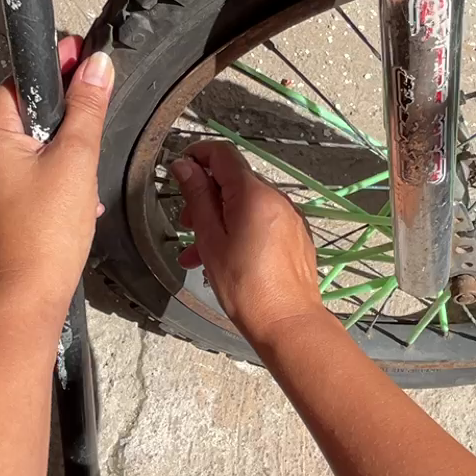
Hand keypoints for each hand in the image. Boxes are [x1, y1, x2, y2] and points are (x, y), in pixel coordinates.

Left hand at [0, 37, 112, 309]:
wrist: (32, 289)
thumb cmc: (47, 228)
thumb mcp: (76, 158)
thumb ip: (87, 109)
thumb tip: (97, 65)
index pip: (22, 83)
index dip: (55, 68)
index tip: (83, 53)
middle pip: (29, 114)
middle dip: (66, 115)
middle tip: (97, 108)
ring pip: (36, 146)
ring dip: (67, 150)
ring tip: (89, 165)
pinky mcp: (5, 203)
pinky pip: (35, 173)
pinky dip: (60, 175)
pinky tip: (82, 194)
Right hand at [169, 140, 326, 341]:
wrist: (287, 322)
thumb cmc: (245, 287)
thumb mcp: (211, 239)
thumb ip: (197, 197)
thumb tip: (185, 166)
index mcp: (253, 194)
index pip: (223, 154)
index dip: (198, 155)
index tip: (180, 169)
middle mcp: (277, 198)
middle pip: (234, 181)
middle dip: (205, 196)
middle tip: (186, 222)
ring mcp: (289, 216)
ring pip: (246, 205)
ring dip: (219, 219)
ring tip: (198, 251)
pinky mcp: (295, 235)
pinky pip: (262, 221)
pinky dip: (240, 230)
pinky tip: (224, 257)